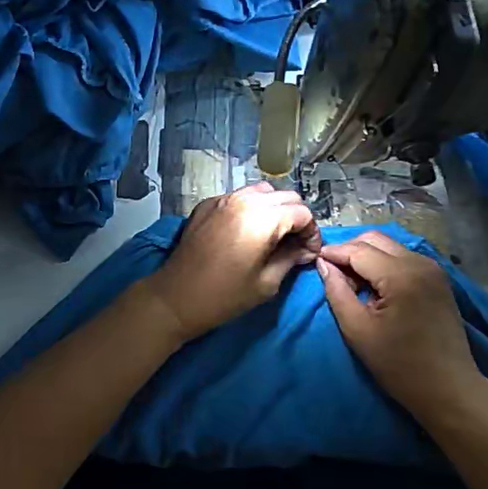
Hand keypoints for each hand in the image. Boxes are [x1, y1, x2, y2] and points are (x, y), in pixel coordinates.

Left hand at [139, 182, 321, 341]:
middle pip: (285, 196)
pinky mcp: (207, 204)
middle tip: (296, 244)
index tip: (309, 252)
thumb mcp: (267, 282)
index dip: (312, 232)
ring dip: (275, 209)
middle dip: (296, 218)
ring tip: (274, 235)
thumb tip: (304, 249)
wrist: (175, 297)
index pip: (302, 212)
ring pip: (262, 191)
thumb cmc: (224, 296)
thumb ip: (291, 258)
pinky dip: (251, 208)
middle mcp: (243, 200)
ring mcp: (223, 199)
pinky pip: (239, 197)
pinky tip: (248, 232)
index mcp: (262, 218)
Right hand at [315, 230, 481, 413]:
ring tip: (352, 280)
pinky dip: (384, 263)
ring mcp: (433, 269)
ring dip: (367, 255)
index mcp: (401, 275)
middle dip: (350, 249)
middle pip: (376, 239)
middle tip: (332, 270)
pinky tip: (374, 285)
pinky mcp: (438, 279)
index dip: (333, 252)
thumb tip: (324, 264)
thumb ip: (337, 292)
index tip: (314, 260)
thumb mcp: (358, 330)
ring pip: (391, 246)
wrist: (449, 389)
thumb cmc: (399, 365)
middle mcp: (420, 263)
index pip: (358, 250)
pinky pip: (404, 258)